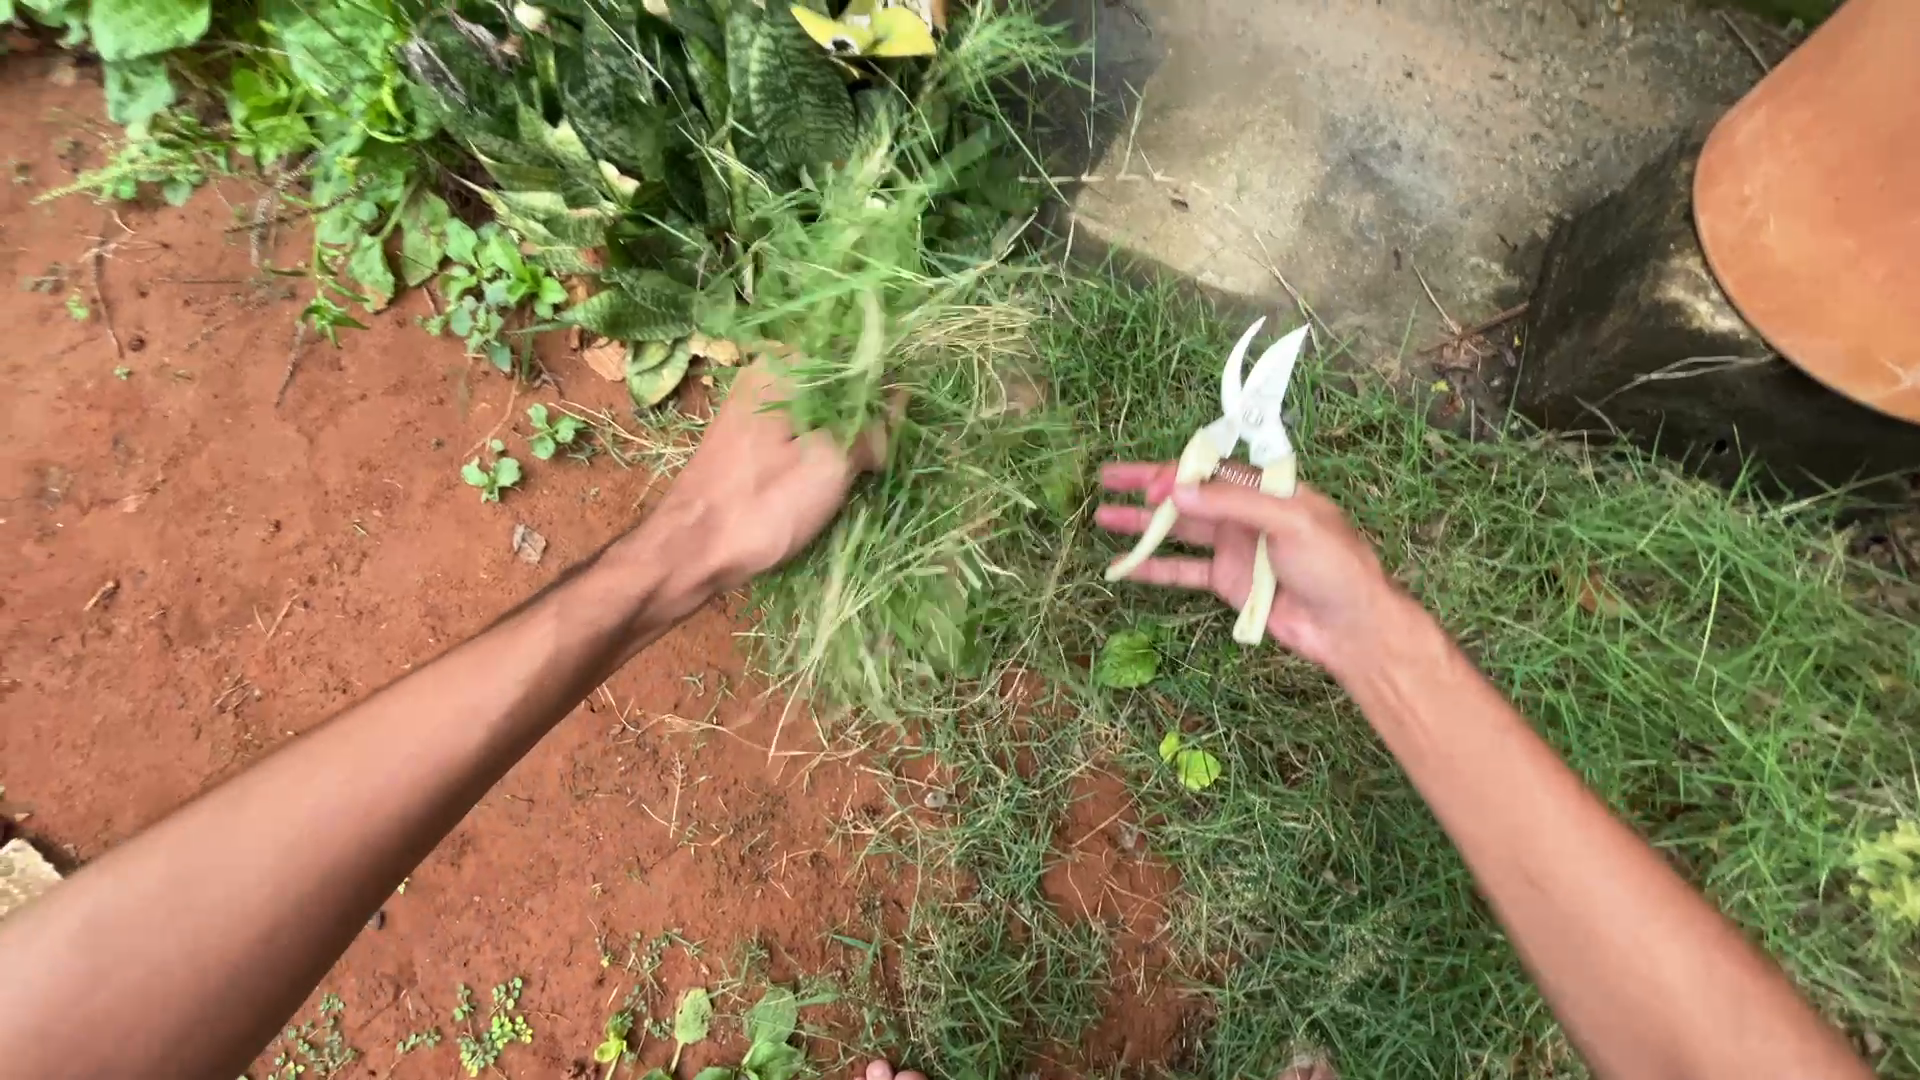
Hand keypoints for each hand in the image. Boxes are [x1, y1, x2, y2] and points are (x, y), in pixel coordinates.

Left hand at [630, 362, 883, 597]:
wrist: (689, 554)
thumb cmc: (761, 505)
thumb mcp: (829, 464)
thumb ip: (867, 427)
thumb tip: (898, 402)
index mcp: (779, 371)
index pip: (846, 355)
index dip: (879, 379)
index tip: (904, 409)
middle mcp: (761, 383)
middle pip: (831, 386)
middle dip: (863, 412)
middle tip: (888, 445)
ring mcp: (751, 417)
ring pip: (816, 416)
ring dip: (844, 437)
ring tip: (870, 464)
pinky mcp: (747, 450)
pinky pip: (797, 439)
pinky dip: (820, 453)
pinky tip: (836, 480)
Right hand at [1095, 461, 1407, 673]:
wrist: (1349, 626)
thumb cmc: (1332, 564)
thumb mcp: (1289, 521)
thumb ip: (1232, 502)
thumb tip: (1175, 492)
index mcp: (1264, 488)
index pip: (1209, 470)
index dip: (1175, 474)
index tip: (1146, 485)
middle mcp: (1243, 514)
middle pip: (1186, 495)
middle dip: (1145, 487)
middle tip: (1107, 479)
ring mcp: (1232, 548)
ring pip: (1177, 531)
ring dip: (1141, 525)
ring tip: (1102, 516)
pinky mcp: (1225, 581)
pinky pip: (1182, 570)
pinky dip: (1153, 568)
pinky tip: (1125, 565)